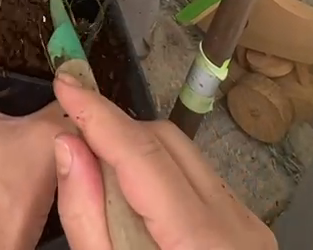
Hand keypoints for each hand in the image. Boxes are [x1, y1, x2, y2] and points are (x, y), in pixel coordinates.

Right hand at [51, 71, 274, 249]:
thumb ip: (88, 218)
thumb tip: (68, 145)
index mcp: (201, 241)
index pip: (143, 154)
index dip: (99, 114)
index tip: (64, 79)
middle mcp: (236, 223)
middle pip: (166, 144)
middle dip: (115, 130)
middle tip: (71, 131)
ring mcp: (249, 229)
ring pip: (184, 157)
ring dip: (137, 150)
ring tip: (97, 167)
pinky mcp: (249, 235)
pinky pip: (199, 182)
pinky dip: (160, 176)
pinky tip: (135, 199)